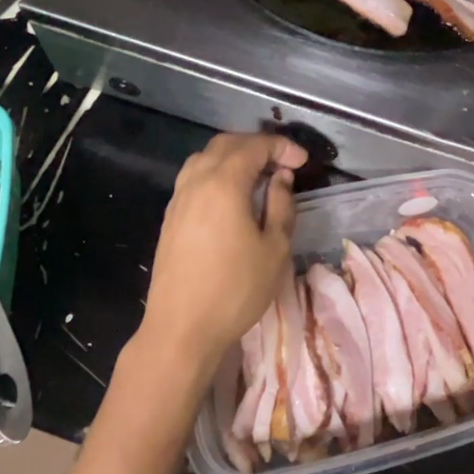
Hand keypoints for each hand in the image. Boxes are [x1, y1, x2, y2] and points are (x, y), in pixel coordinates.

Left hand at [140, 133, 306, 364]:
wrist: (181, 329)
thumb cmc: (235, 289)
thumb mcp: (274, 248)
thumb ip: (281, 205)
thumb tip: (281, 178)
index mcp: (223, 183)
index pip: (255, 147)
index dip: (282, 147)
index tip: (303, 161)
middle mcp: (196, 181)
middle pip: (226, 144)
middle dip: (257, 146)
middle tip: (283, 162)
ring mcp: (178, 199)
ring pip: (205, 158)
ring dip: (234, 156)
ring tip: (258, 176)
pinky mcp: (170, 218)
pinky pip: (193, 178)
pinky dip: (216, 173)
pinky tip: (232, 196)